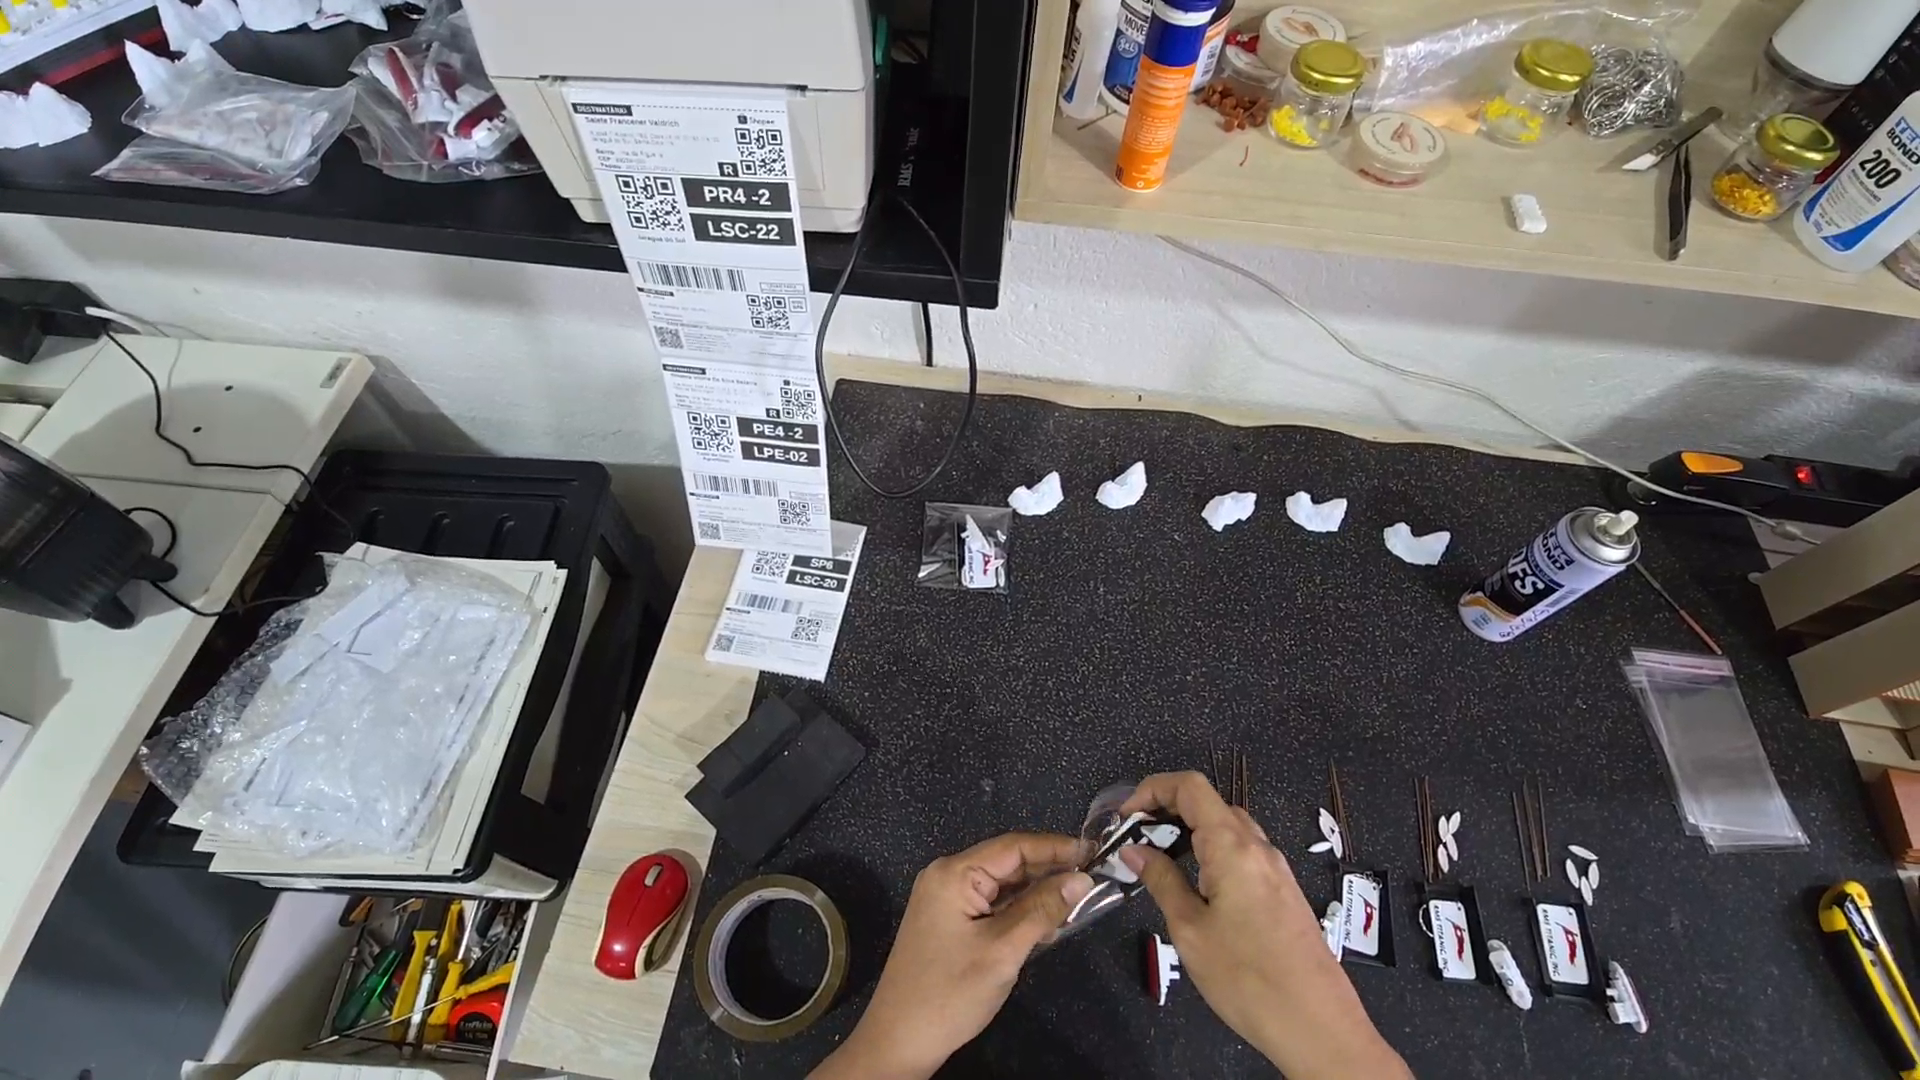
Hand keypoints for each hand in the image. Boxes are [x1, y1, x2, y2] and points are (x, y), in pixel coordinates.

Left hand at [810, 832, 1094, 1079]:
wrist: (899, 1041)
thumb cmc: (950, 992)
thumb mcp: (1003, 950)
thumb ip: (1042, 910)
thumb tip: (1081, 879)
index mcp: (955, 872)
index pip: (1014, 846)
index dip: (1056, 847)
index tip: (1094, 852)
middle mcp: (948, 875)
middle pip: (1008, 862)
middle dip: (1050, 869)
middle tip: (1094, 878)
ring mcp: (946, 898)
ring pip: (1002, 884)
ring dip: (1037, 891)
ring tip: (1079, 898)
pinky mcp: (949, 921)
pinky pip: (992, 903)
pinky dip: (1020, 909)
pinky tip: (1048, 919)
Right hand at [1119, 772, 1410, 1079]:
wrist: (1319, 1027)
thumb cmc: (1247, 978)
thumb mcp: (1190, 930)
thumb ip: (1161, 881)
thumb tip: (1134, 850)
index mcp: (1232, 846)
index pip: (1190, 786)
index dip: (1152, 789)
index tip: (1126, 818)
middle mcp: (1258, 846)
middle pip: (1208, 802)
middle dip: (1167, 810)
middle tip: (1136, 840)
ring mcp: (1275, 868)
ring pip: (1227, 827)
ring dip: (1189, 831)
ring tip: (1159, 861)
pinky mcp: (1283, 891)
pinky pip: (1242, 852)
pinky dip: (1211, 851)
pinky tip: (1196, 885)